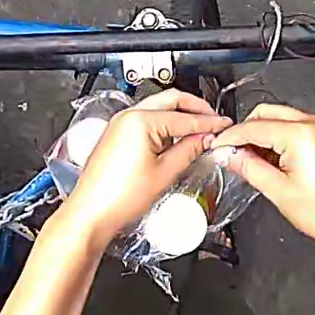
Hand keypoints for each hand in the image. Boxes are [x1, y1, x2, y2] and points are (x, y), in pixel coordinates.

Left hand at [52, 90, 232, 245]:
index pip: (185, 118)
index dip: (209, 123)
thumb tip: (205, 139)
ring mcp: (120, 124)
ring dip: (181, 115)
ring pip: (159, 107)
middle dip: (196, 108)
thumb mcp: (166, 172)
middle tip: (214, 120)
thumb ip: (190, 150)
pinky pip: (147, 119)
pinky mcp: (117, 134)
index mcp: (140, 121)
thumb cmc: (119, 197)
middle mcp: (128, 116)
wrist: (91, 214)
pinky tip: (178, 137)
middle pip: (171, 100)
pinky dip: (166, 124)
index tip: (223, 125)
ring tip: (199, 130)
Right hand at [212, 104, 314, 262]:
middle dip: (246, 131)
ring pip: (282, 118)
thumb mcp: (279, 191)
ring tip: (250, 161)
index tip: (215, 147)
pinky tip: (271, 160)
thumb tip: (227, 155)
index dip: (230, 137)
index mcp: (302, 133)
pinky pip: (297, 127)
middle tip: (230, 154)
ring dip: (263, 134)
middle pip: (267, 114)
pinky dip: (280, 138)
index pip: (254, 126)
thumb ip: (249, 167)